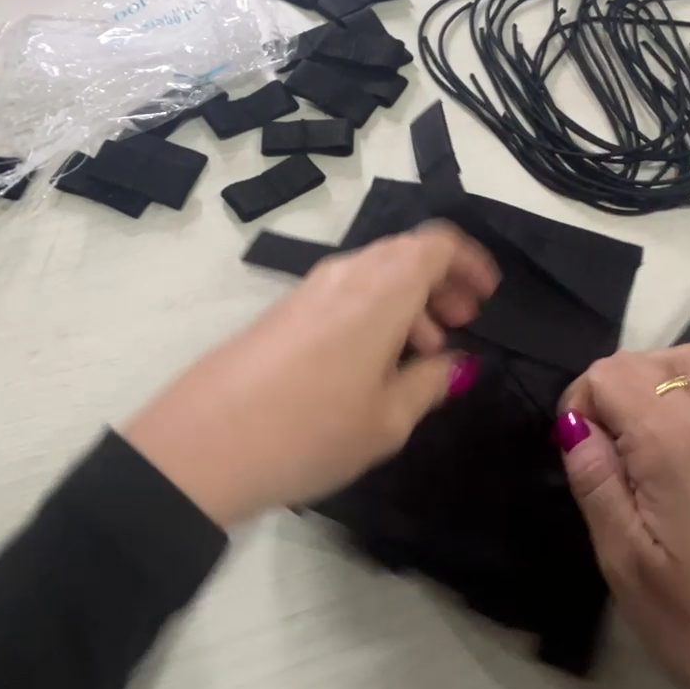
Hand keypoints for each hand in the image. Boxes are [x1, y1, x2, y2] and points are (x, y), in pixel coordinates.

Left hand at [126, 223, 497, 526]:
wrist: (202, 445)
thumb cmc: (310, 431)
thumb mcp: (387, 420)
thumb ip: (430, 383)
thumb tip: (453, 364)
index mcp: (381, 289)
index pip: (436, 243)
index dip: (470, 261)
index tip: (487, 296)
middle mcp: (345, 275)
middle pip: (406, 254)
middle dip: (443, 282)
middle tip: (463, 323)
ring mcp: (309, 290)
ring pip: (375, 274)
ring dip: (409, 301)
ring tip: (424, 351)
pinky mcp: (285, 311)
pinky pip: (346, 294)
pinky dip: (376, 312)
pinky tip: (376, 363)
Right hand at [557, 347, 689, 688]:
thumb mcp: (623, 559)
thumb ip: (595, 480)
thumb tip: (573, 424)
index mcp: (672, 443)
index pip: (607, 375)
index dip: (578, 406)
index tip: (578, 458)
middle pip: (641, 361)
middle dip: (604, 392)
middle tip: (598, 457)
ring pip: (686, 360)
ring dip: (646, 381)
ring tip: (630, 436)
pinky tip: (679, 431)